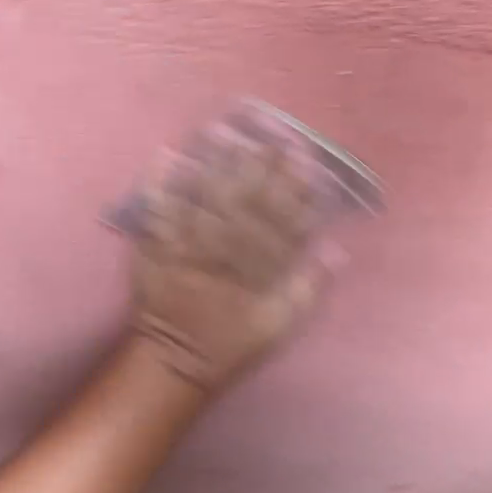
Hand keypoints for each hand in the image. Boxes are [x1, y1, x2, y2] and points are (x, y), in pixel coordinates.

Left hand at [129, 128, 337, 392]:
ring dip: (216, 167)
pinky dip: (159, 186)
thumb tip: (336, 248)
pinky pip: (156, 216)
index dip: (295, 189)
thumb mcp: (282, 326)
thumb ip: (309, 287)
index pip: (283, 224)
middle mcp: (226, 258)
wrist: (175, 363)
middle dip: (261, 166)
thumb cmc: (233, 343)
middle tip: (272, 129)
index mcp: (259, 275)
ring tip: (227, 131)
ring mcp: (188, 252)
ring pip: (206, 205)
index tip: (305, 156)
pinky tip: (167, 154)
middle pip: (247, 206)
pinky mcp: (155, 251)